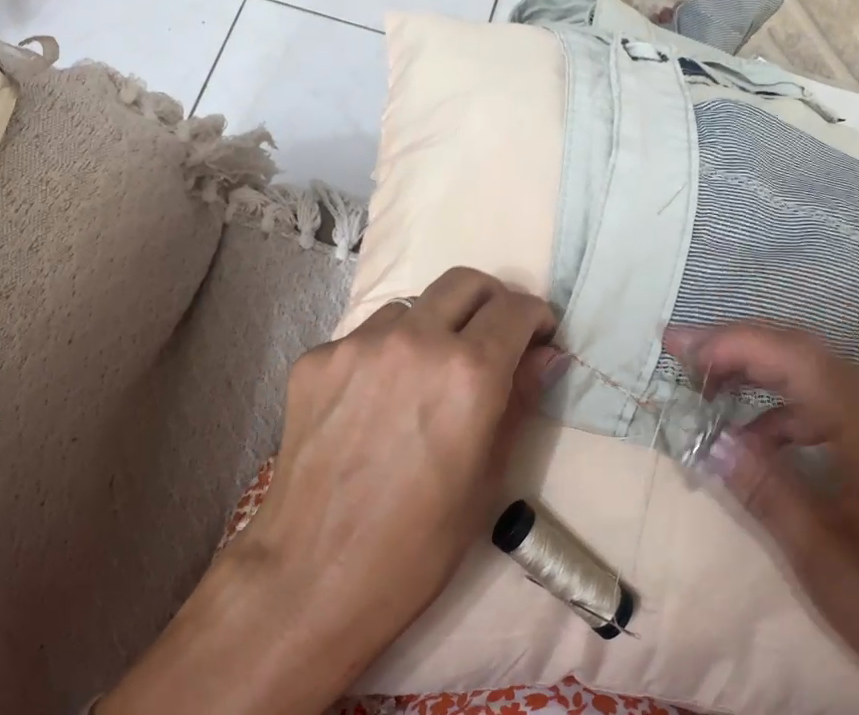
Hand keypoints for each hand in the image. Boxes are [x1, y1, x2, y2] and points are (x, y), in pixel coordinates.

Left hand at [102, 268, 561, 714]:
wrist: (313, 576)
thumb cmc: (419, 544)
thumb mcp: (488, 477)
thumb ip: (519, 401)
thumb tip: (546, 355)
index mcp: (468, 372)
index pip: (514, 308)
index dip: (534, 317)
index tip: (537, 337)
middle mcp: (414, 340)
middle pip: (463, 282)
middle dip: (489, 301)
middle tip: (493, 338)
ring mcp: (356, 345)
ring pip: (409, 307)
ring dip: (431, 327)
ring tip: (426, 377)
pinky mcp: (314, 360)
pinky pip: (362, 338)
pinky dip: (383, 355)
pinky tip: (375, 403)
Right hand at [666, 324, 858, 714]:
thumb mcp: (827, 566)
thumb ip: (768, 493)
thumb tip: (713, 440)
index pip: (800, 358)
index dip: (733, 342)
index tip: (678, 345)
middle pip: (814, 356)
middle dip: (744, 350)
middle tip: (685, 359)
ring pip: (831, 379)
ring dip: (770, 382)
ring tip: (715, 401)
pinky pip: (851, 408)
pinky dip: (802, 413)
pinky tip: (770, 443)